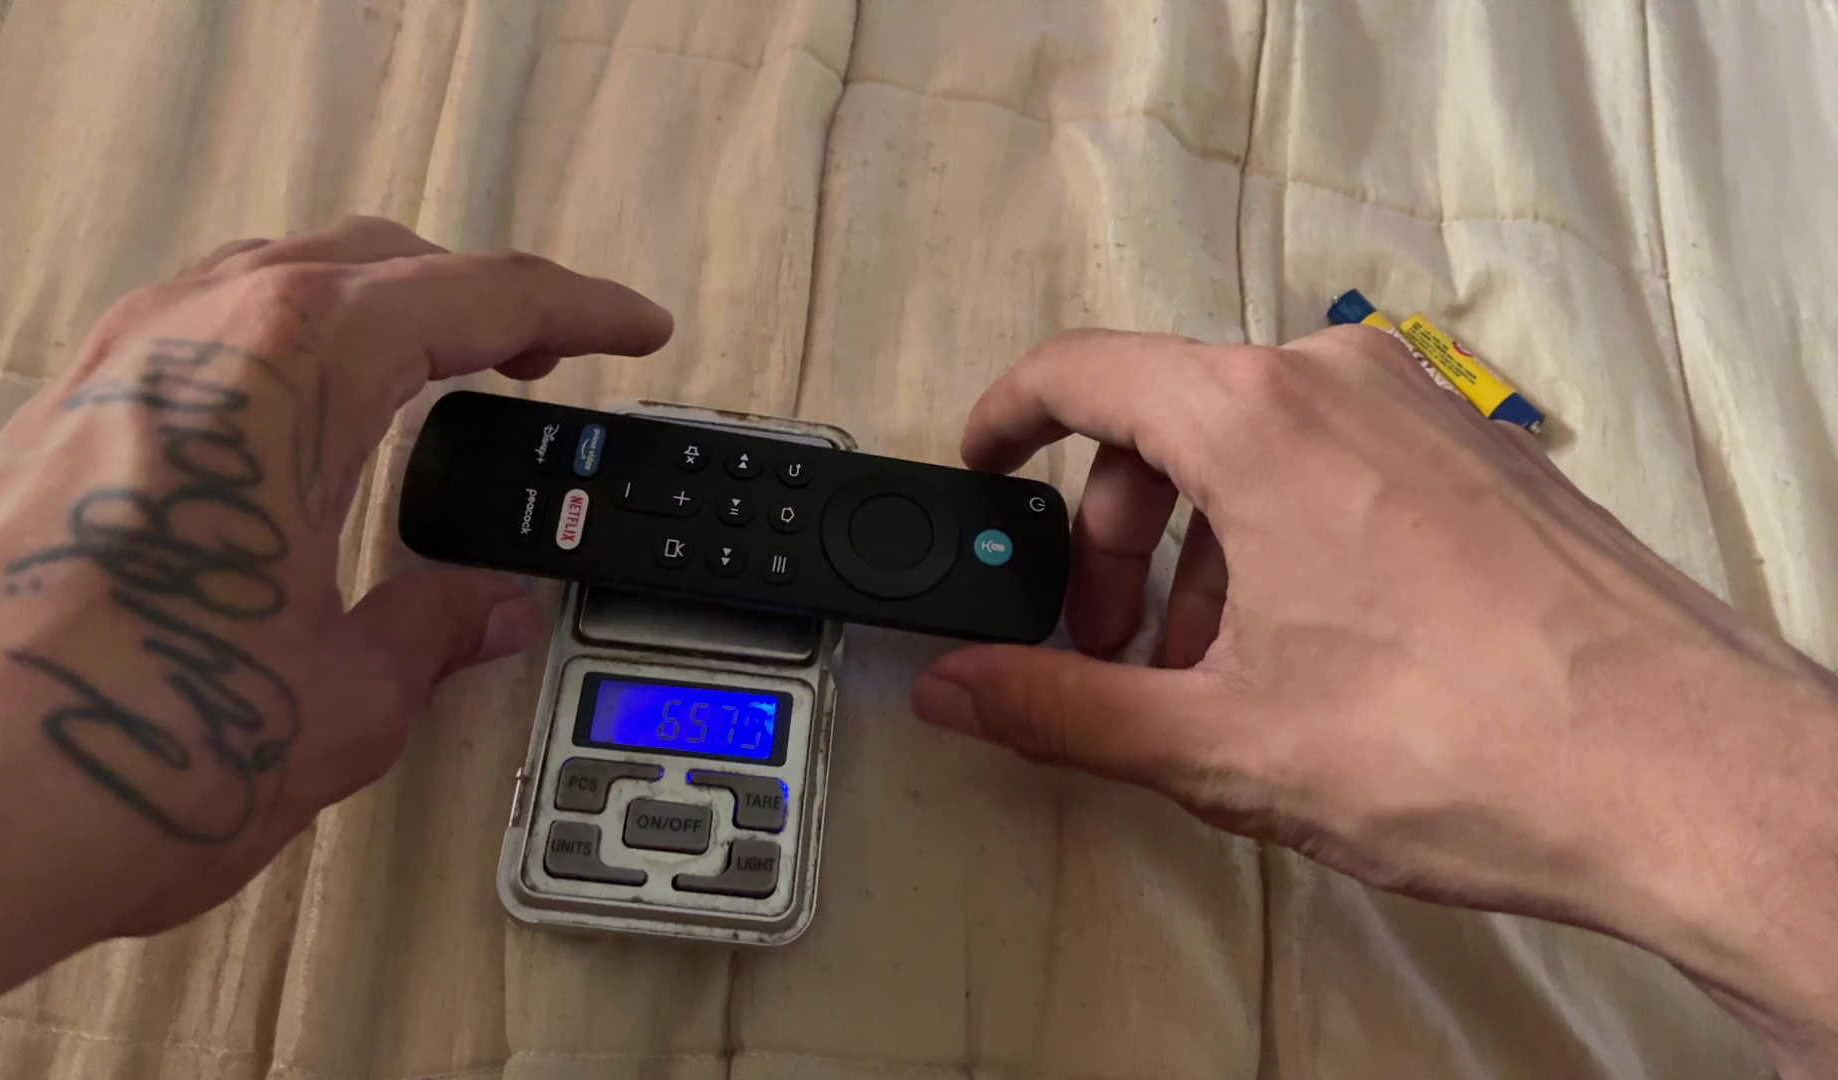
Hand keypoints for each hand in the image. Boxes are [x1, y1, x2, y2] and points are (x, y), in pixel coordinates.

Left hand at [0, 217, 670, 1049]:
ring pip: (297, 272)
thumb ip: (437, 626)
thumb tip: (502, 607)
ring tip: (470, 367)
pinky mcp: (73, 414)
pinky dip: (322, 334)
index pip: (476, 300)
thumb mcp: (345, 697)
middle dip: (494, 301)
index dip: (580, 313)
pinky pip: (228, 319)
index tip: (641, 329)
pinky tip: (342, 400)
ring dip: (407, 306)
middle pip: (387, 262)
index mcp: (290, 374)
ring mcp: (120, 368)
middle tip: (559, 362)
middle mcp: (197, 340)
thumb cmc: (132, 748)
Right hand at [911, 327, 1837, 1074]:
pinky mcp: (1454, 445)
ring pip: (1226, 449)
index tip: (980, 467)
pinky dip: (1252, 537)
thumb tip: (949, 691)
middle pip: (1149, 429)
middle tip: (1097, 637)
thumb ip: (1057, 708)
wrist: (1718, 794)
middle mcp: (1327, 379)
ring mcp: (1404, 403)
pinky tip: (1275, 639)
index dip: (1006, 417)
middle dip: (1102, 538)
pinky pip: (1305, 462)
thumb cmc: (1454, 748)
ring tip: (1189, 663)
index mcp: (1253, 419)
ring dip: (1177, 551)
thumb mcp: (1213, 738)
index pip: (1078, 370)